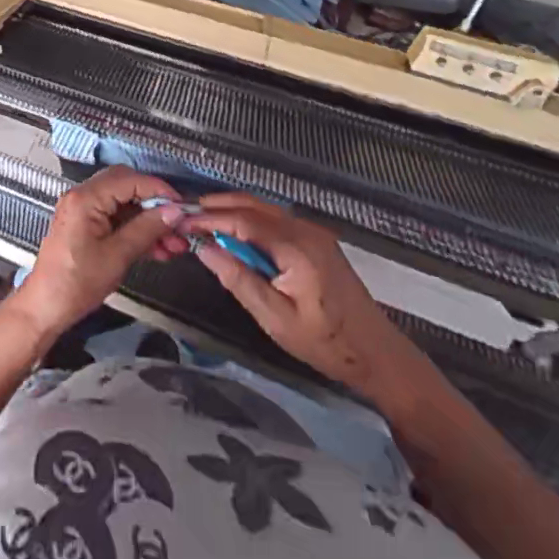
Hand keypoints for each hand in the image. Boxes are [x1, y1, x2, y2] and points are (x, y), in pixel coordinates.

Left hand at [12, 166, 188, 335]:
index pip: (130, 180)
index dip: (160, 190)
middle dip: (155, 205)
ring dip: (149, 221)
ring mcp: (84, 211)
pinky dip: (136, 231)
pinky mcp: (86, 226)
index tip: (182, 207)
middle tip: (177, 223)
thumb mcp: (118, 255)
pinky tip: (158, 249)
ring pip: (125, 205)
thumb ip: (147, 229)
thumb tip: (174, 211)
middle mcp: (83, 197)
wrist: (46, 309)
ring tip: (174, 244)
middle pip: (128, 187)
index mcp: (86, 198)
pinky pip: (117, 219)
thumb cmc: (77, 282)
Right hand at [188, 194, 431, 398]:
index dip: (210, 218)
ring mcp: (314, 233)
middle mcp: (307, 231)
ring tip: (203, 221)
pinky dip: (250, 220)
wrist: (375, 352)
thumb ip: (238, 279)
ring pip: (265, 210)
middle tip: (186, 214)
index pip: (244, 220)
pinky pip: (277, 221)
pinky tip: (234, 233)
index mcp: (297, 248)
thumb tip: (204, 249)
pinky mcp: (317, 241)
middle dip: (219, 205)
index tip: (182, 222)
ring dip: (234, 210)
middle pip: (255, 205)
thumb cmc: (325, 342)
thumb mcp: (274, 318)